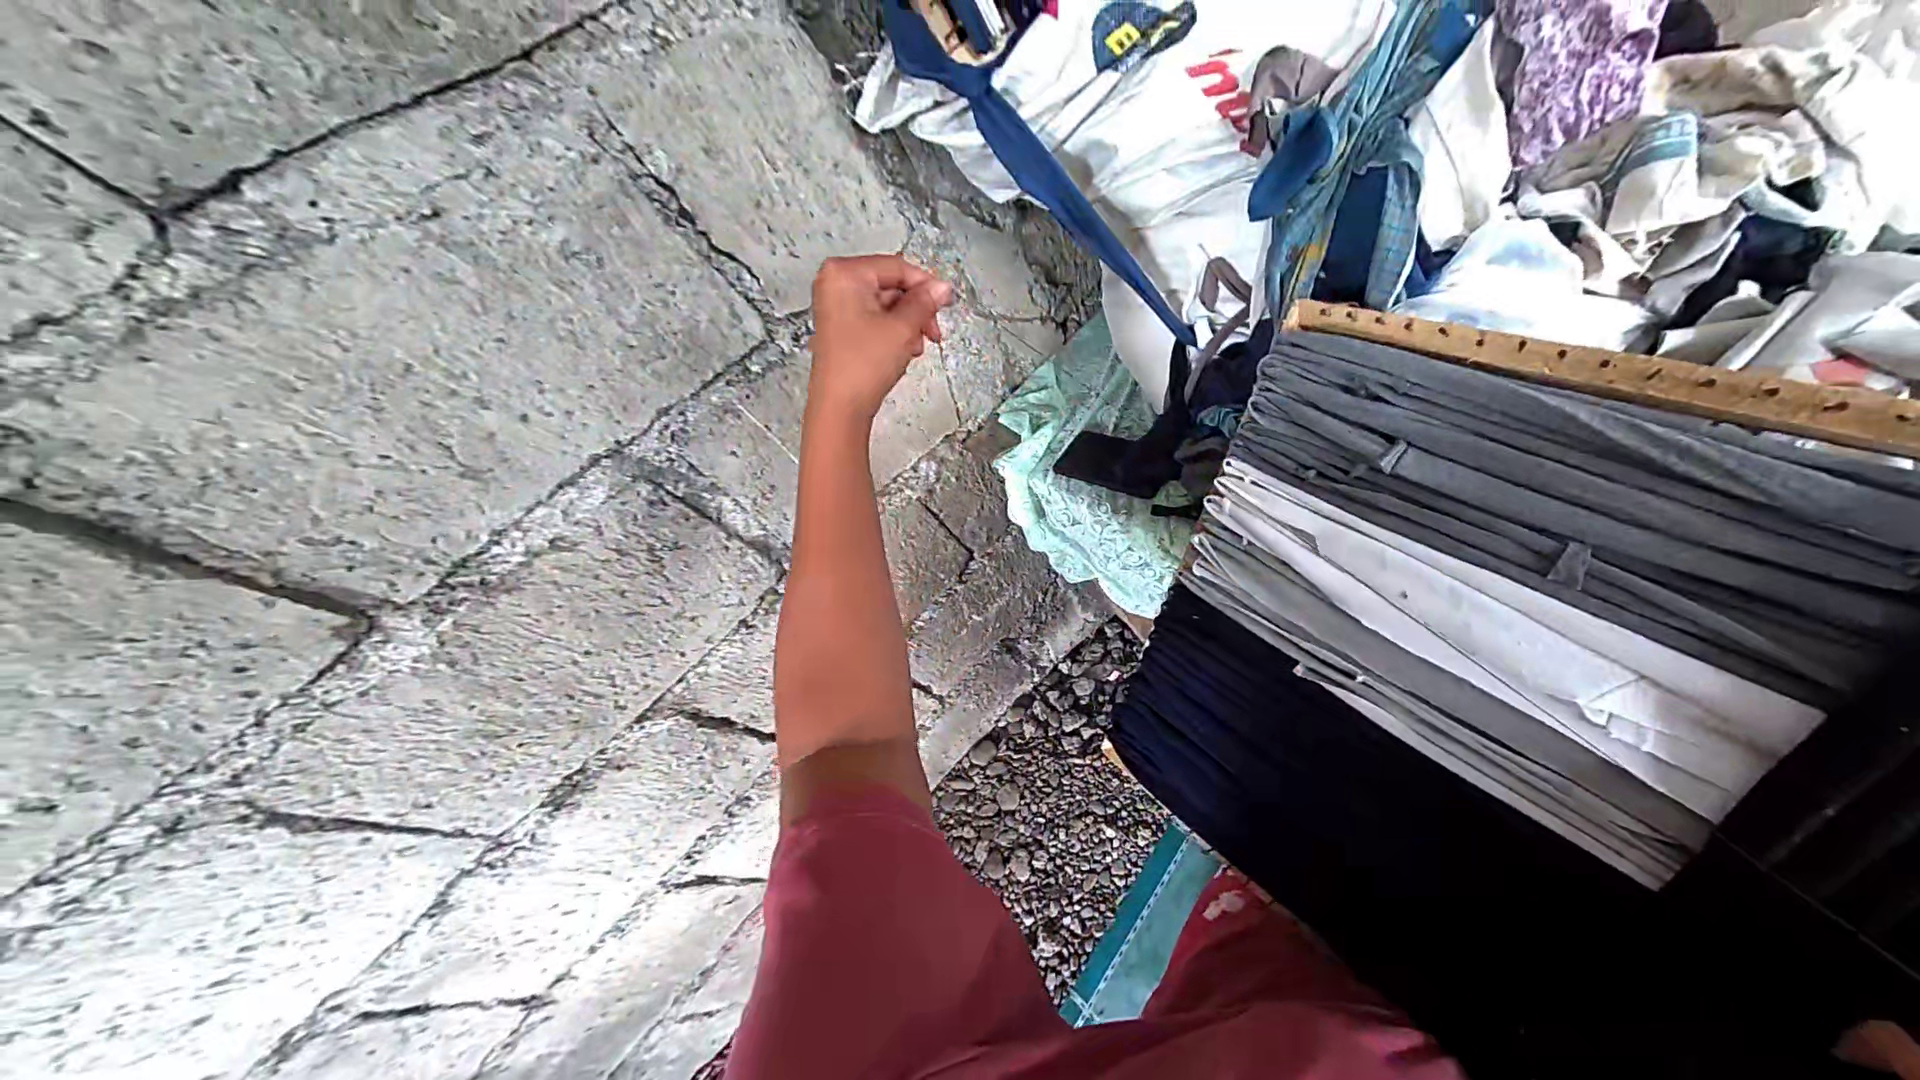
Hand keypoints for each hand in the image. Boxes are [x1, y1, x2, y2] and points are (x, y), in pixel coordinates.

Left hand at [807, 255, 953, 424]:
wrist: (841, 406)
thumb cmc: (861, 366)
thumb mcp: (903, 327)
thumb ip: (925, 302)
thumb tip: (940, 288)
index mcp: (844, 273)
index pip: (896, 267)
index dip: (925, 285)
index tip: (944, 301)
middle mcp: (835, 285)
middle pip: (891, 285)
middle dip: (916, 309)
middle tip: (933, 329)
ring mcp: (835, 307)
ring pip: (885, 305)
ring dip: (907, 323)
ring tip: (916, 345)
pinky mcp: (840, 328)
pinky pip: (874, 319)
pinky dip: (893, 332)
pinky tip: (904, 350)